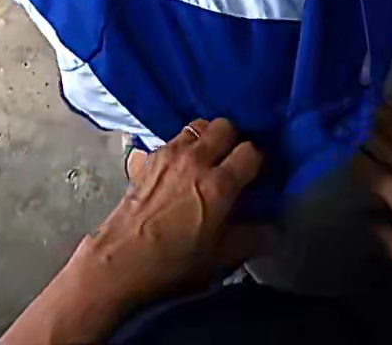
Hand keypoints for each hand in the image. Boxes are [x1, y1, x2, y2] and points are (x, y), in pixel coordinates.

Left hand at [74, 118, 265, 303]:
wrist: (118, 263)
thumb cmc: (171, 266)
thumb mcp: (218, 260)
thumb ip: (250, 238)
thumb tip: (273, 228)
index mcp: (218, 185)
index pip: (252, 151)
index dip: (259, 160)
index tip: (257, 174)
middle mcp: (197, 159)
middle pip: (227, 125)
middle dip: (235, 139)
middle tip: (233, 160)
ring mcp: (171, 153)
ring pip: (201, 125)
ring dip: (209, 137)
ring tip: (209, 157)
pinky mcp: (151, 155)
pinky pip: (177, 137)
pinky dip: (186, 144)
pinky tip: (183, 165)